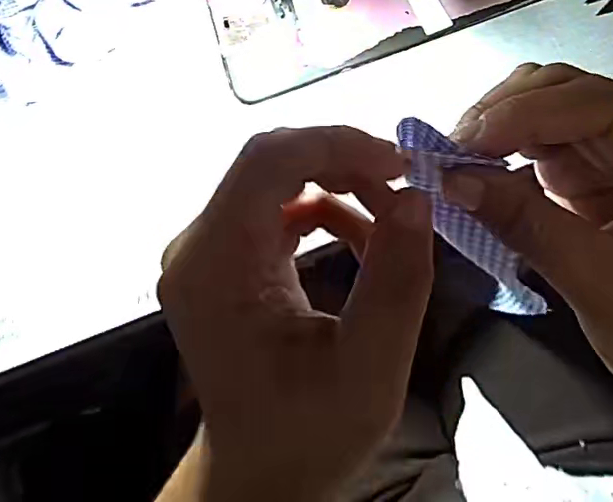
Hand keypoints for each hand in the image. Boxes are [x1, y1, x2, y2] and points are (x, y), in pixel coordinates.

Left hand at [157, 128, 434, 501]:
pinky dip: (320, 205)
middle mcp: (196, 244)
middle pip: (267, 162)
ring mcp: (205, 247)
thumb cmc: (306, 436)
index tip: (395, 161)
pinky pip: (272, 204)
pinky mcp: (223, 254)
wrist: (259, 474)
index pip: (266, 162)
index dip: (333, 144)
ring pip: (272, 176)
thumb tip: (415, 199)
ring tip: (388, 207)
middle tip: (399, 179)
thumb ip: (396, 282)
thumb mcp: (368, 372)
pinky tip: (358, 233)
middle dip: (338, 158)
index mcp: (213, 264)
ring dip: (333, 178)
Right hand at [441, 64, 612, 442]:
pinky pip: (541, 134)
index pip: (604, 107)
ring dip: (498, 123)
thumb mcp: (608, 292)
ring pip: (550, 103)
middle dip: (506, 113)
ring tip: (457, 156)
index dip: (528, 115)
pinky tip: (475, 165)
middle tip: (450, 150)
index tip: (465, 143)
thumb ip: (529, 227)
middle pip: (573, 92)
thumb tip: (451, 179)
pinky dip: (503, 145)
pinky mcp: (603, 163)